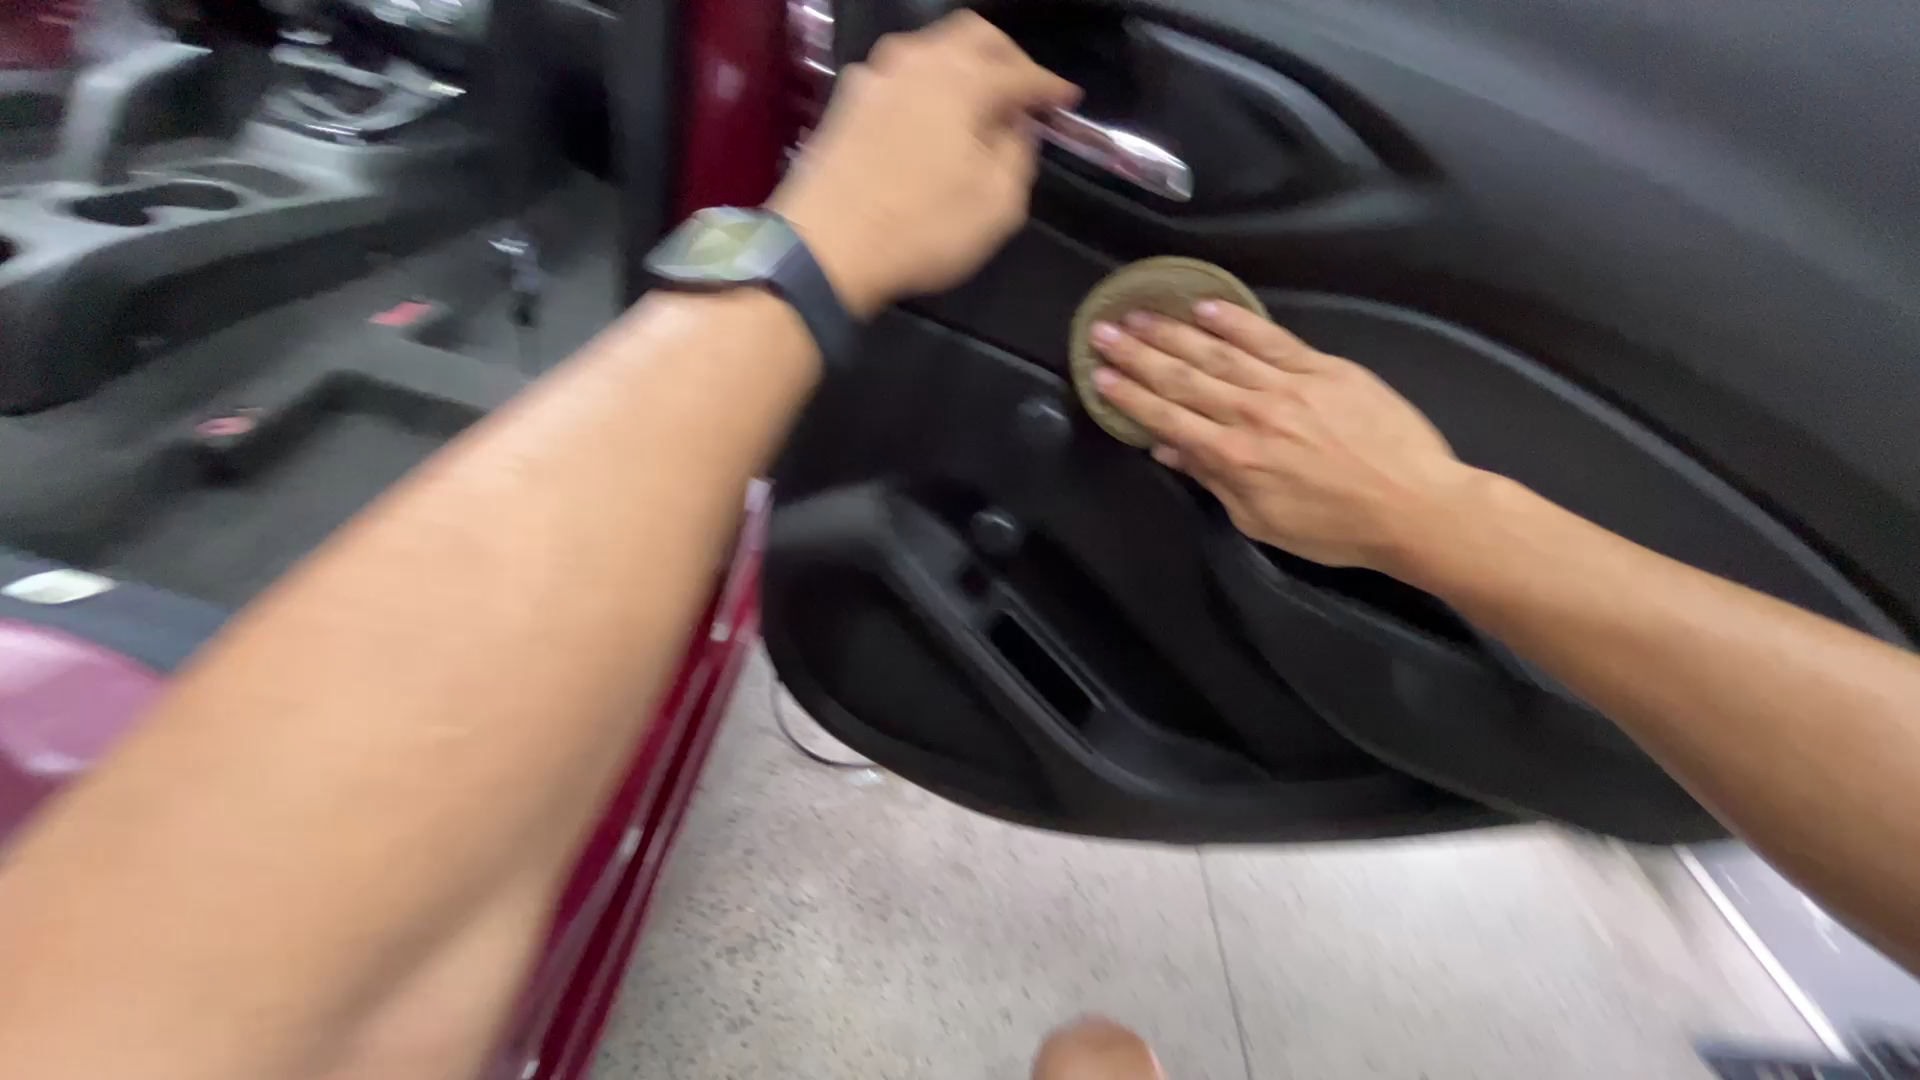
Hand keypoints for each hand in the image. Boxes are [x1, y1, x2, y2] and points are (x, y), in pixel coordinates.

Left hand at [767, 12, 1078, 318]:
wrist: (826, 247)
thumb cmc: (921, 228)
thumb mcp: (996, 204)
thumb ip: (1018, 156)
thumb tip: (1017, 129)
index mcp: (962, 79)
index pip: (1020, 72)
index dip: (1049, 86)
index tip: (1066, 100)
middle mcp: (917, 61)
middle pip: (972, 37)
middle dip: (1007, 59)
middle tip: (1024, 91)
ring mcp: (875, 78)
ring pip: (931, 52)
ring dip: (963, 69)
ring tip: (979, 103)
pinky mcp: (846, 104)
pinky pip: (899, 80)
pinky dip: (926, 89)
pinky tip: (929, 120)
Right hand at [1089, 302, 1483, 570]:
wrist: (1414, 506)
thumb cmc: (1333, 527)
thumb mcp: (1259, 520)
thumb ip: (1212, 479)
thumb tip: (1168, 450)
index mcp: (1232, 457)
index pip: (1166, 417)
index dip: (1128, 395)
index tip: (1099, 375)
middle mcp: (1251, 414)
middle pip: (1181, 378)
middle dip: (1136, 354)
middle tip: (1102, 330)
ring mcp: (1287, 386)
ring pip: (1217, 352)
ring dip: (1172, 332)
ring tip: (1138, 313)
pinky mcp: (1323, 368)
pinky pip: (1270, 339)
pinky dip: (1236, 321)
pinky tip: (1205, 306)